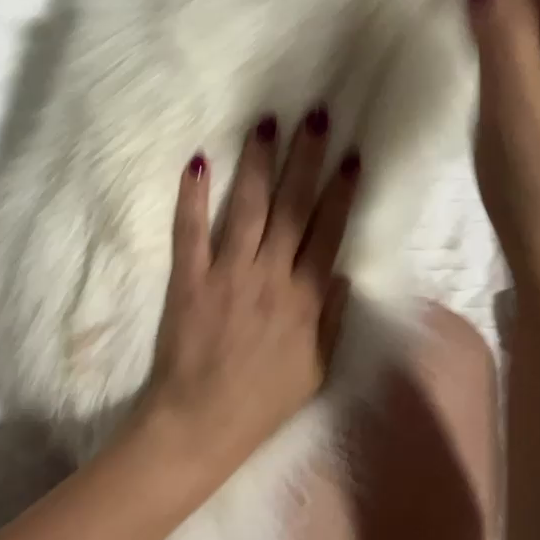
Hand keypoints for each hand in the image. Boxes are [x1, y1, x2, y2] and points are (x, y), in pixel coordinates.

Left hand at [138, 113, 359, 456]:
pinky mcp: (188, 281)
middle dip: (305, 159)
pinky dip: (192, 197)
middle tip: (314, 114)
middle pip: (293, 209)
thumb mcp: (316, 370)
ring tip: (265, 124)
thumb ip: (333, 321)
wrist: (201, 424)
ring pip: (247, 210)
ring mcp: (227, 276)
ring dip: (258, 165)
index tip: (351, 154)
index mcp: (307, 301)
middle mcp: (271, 278)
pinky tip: (196, 161)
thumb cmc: (261, 404)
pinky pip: (190, 232)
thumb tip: (344, 274)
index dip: (341, 191)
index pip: (328, 233)